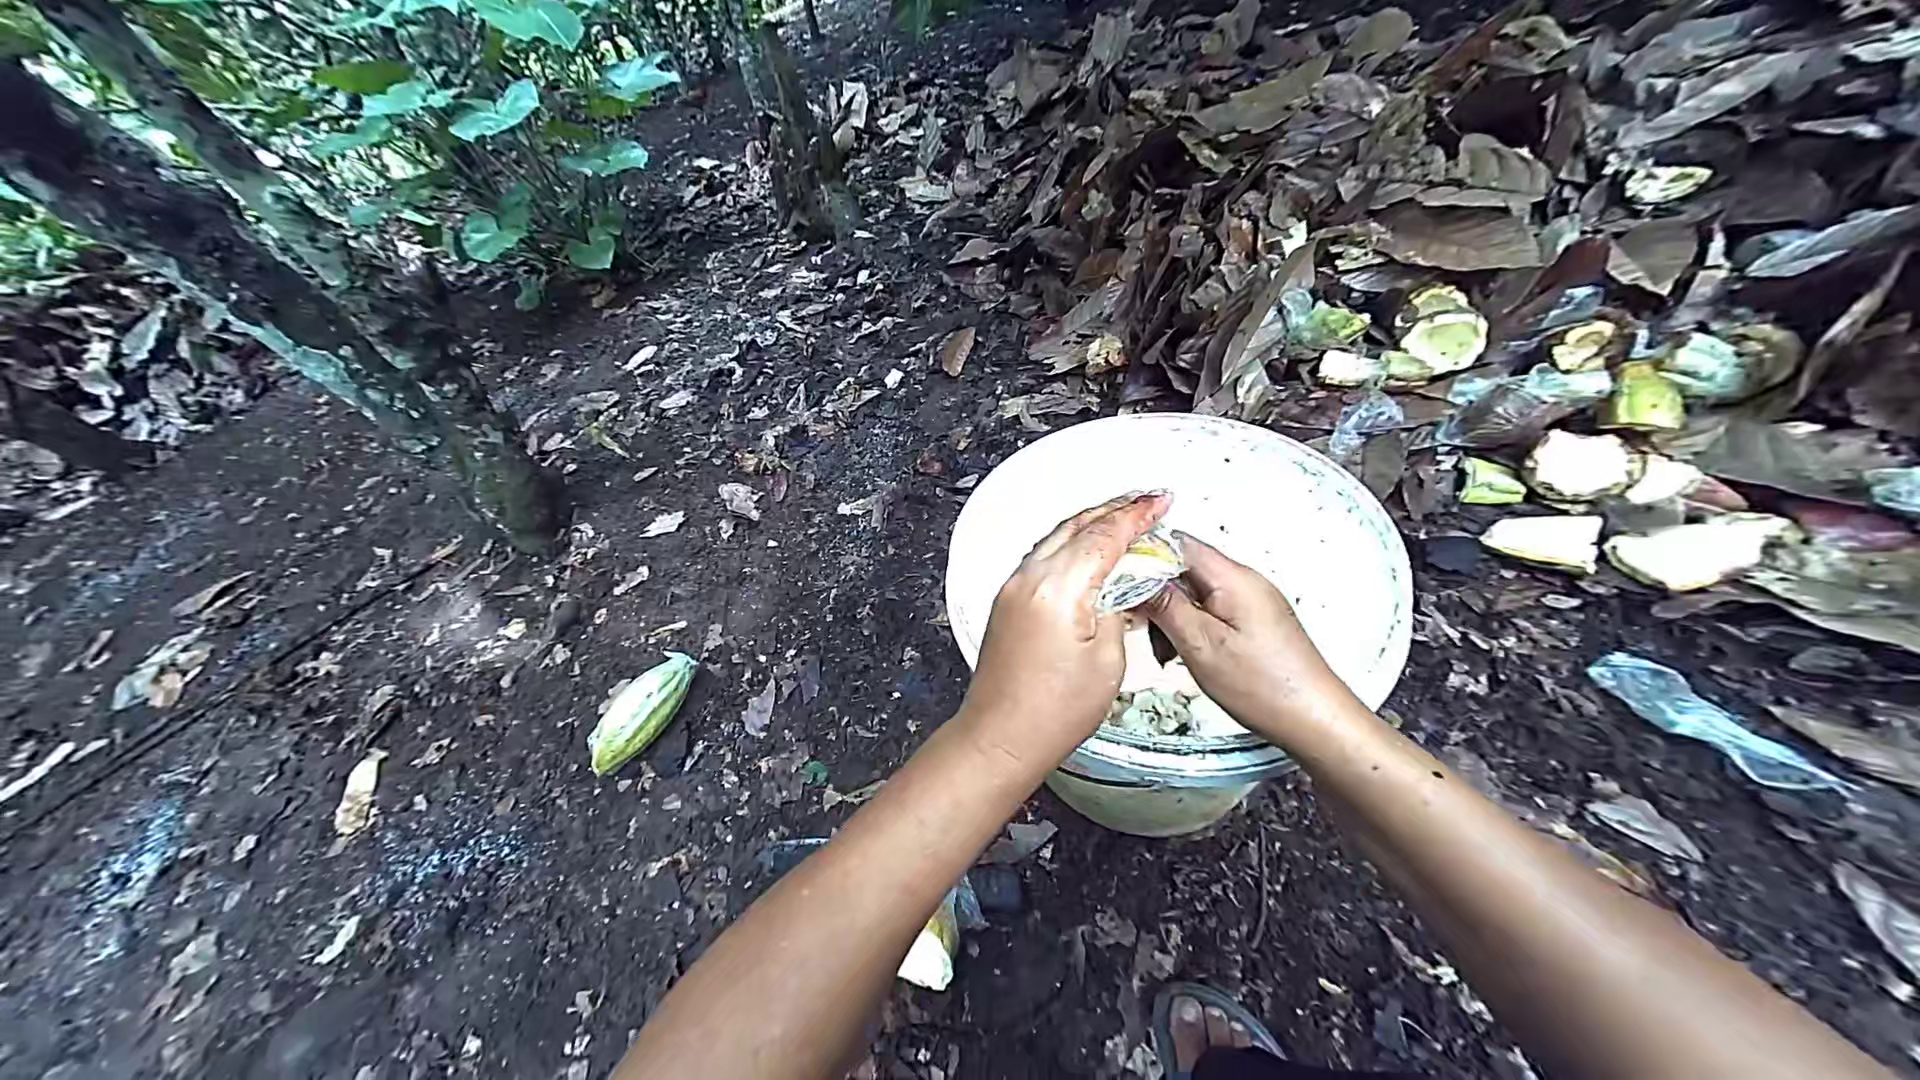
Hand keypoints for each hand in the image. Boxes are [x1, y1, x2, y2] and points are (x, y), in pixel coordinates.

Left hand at [961, 492, 1170, 768]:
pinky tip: (1088, 550)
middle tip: (1146, 502)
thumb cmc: (1049, 712)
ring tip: (1122, 518)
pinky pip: (1044, 555)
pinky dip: (1071, 544)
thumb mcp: (1107, 660)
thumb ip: (1117, 608)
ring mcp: (1013, 587)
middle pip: (1077, 525)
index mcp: (1057, 589)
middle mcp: (1028, 579)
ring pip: (1057, 536)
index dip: (1136, 516)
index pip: (1104, 536)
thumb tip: (1123, 583)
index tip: (1159, 503)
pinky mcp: (1008, 600)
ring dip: (1091, 523)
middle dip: (1115, 509)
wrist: (1001, 736)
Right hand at [1142, 534, 1352, 739]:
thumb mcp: (1200, 644)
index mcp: (1233, 578)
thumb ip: (1165, 605)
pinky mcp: (1250, 619)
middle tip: (1139, 622)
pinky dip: (1188, 624)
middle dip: (1154, 591)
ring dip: (1169, 612)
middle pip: (1183, 566)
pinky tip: (1182, 650)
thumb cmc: (1266, 687)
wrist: (1314, 720)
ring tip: (1164, 648)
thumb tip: (1136, 576)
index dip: (1142, 556)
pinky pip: (1208, 608)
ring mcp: (1248, 600)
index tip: (1119, 579)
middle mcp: (1243, 581)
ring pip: (1192, 590)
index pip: (1177, 543)